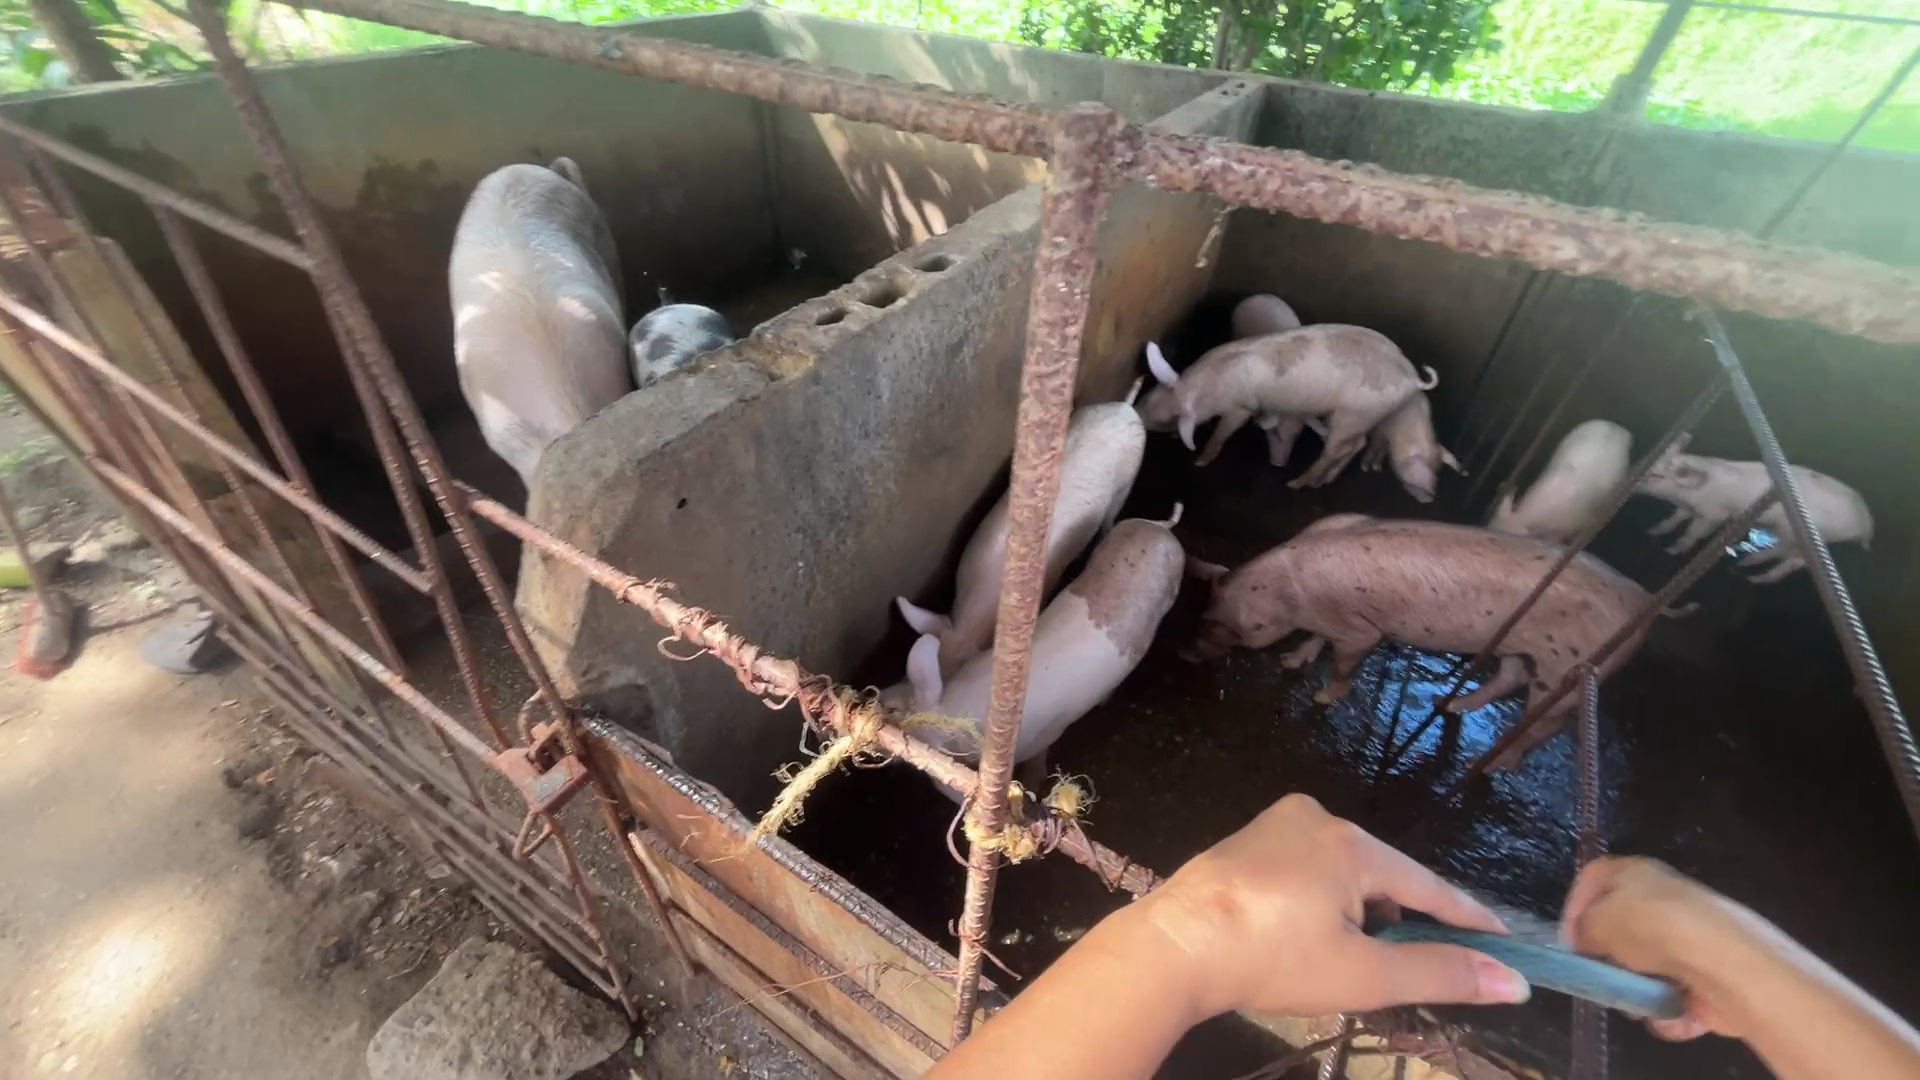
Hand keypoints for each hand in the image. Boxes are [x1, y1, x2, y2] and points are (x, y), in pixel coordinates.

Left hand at [1130, 794, 1529, 1019]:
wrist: (1178, 942)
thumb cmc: (1274, 957)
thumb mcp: (1365, 974)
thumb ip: (1440, 972)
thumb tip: (1512, 979)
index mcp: (1350, 842)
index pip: (1427, 885)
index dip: (1468, 918)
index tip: (1508, 942)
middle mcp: (1315, 816)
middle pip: (1382, 875)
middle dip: (1402, 919)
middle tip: (1414, 969)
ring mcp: (1275, 823)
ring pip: (1343, 871)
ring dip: (1360, 911)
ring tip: (1354, 958)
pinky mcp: (1249, 838)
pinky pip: (1307, 866)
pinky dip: (1325, 897)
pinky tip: (1313, 932)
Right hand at [1561, 856, 1766, 1041]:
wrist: (1732, 966)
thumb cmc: (1651, 928)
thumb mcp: (1596, 922)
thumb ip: (1583, 930)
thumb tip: (1587, 945)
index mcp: (1635, 871)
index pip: (1591, 880)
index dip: (1574, 909)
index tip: (1570, 941)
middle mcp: (1666, 897)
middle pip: (1625, 923)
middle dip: (1610, 953)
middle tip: (1599, 972)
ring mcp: (1697, 936)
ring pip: (1654, 961)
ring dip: (1640, 985)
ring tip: (1632, 1004)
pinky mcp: (1720, 973)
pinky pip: (1685, 990)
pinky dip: (1672, 1008)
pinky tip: (1663, 1019)